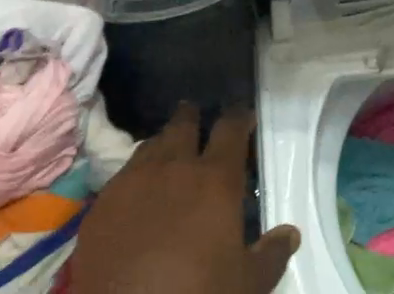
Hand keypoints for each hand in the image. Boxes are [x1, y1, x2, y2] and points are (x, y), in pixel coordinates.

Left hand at [72, 104, 300, 293]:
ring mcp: (134, 180)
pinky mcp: (103, 201)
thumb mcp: (246, 286)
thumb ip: (270, 256)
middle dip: (194, 117)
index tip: (244, 116)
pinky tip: (140, 189)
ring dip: (165, 142)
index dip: (240, 117)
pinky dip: (138, 171)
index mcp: (215, 181)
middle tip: (199, 119)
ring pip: (152, 143)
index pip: (231, 129)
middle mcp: (175, 167)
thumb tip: (290, 233)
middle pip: (185, 124)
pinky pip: (125, 171)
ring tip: (170, 151)